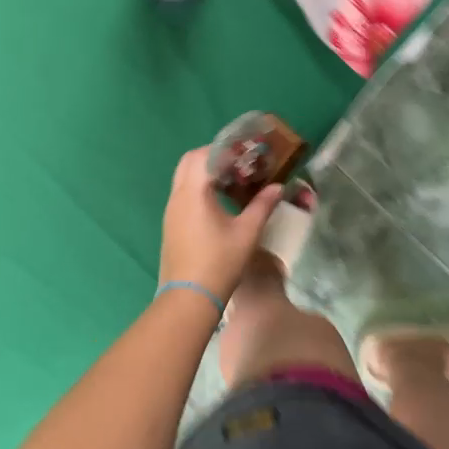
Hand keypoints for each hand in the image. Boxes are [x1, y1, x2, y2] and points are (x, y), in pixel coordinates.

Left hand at [159, 147, 284, 298]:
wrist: (188, 299)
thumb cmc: (219, 263)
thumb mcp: (247, 233)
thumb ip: (262, 205)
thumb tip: (278, 187)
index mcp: (194, 191)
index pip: (204, 154)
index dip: (225, 150)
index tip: (245, 154)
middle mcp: (178, 195)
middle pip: (190, 161)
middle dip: (212, 156)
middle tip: (237, 164)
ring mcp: (171, 209)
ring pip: (184, 176)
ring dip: (204, 172)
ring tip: (231, 182)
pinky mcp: (170, 223)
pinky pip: (182, 192)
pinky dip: (198, 187)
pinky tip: (218, 202)